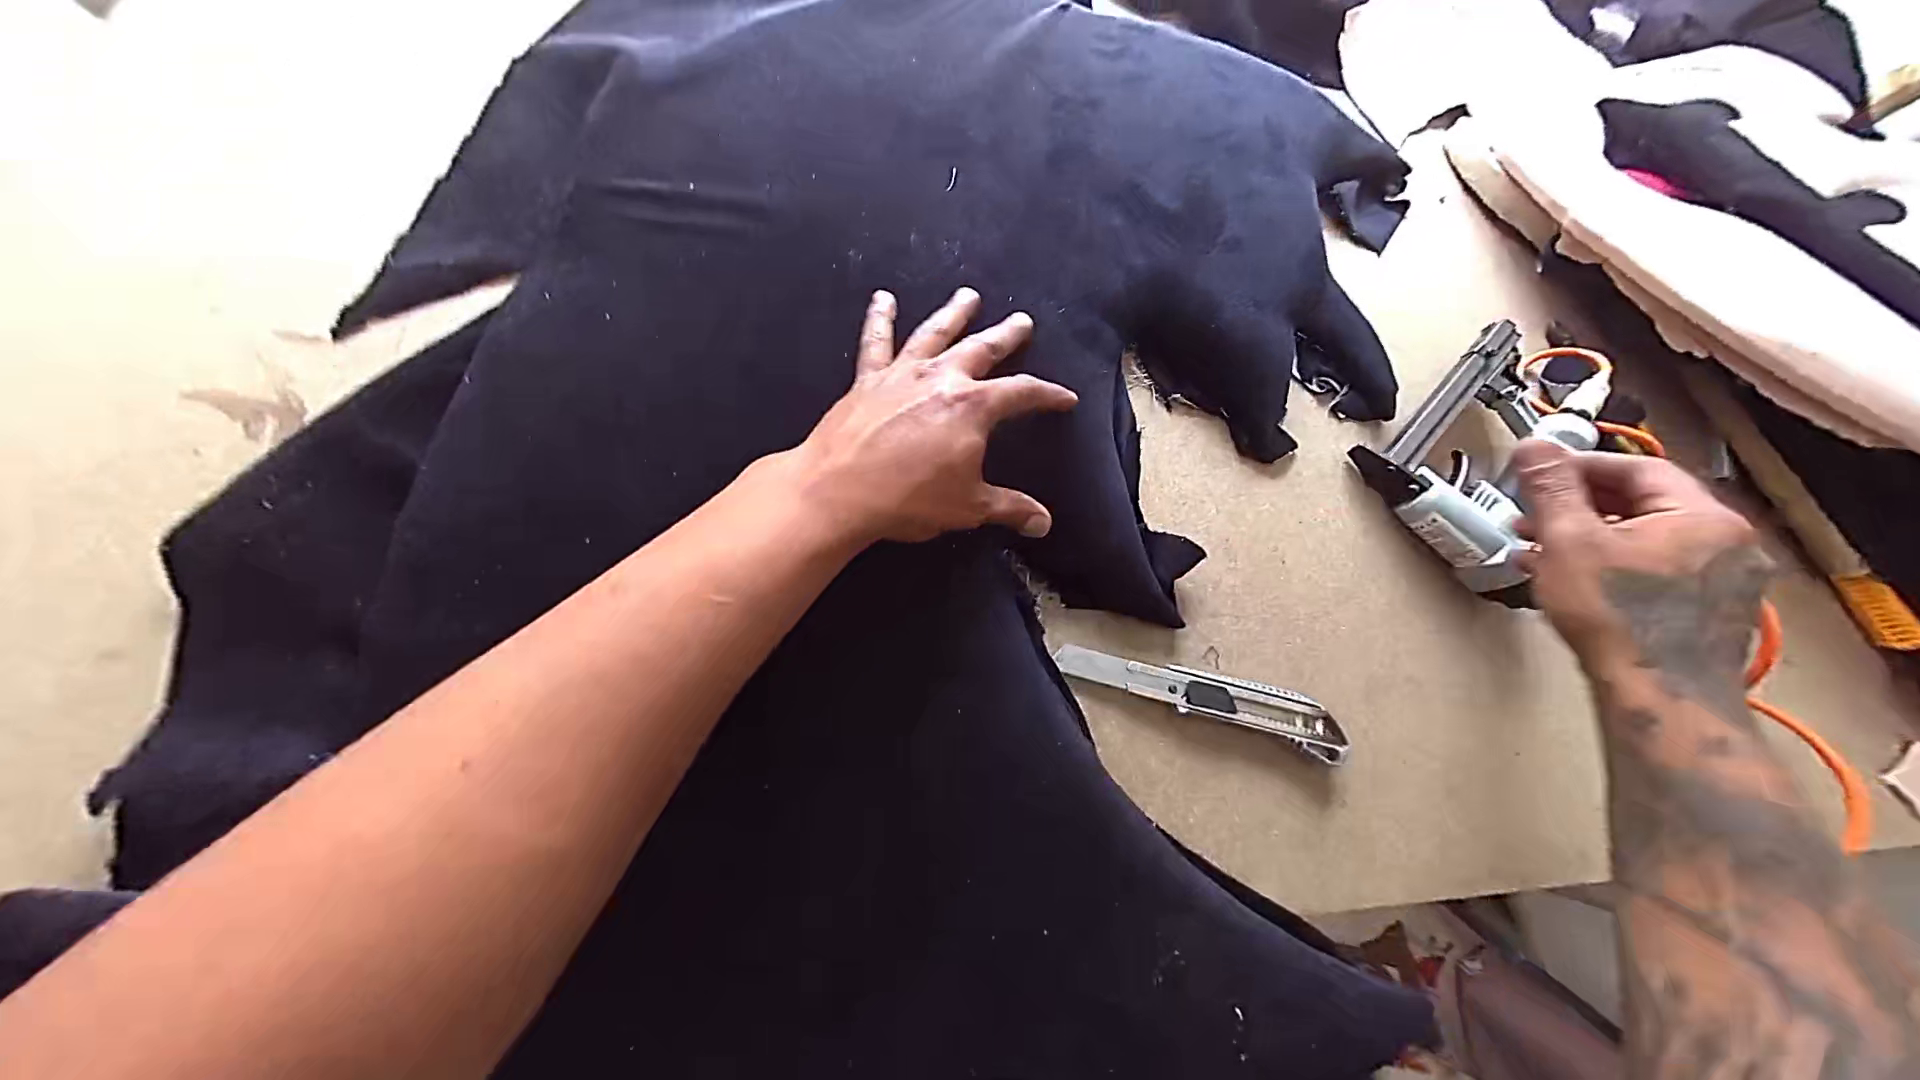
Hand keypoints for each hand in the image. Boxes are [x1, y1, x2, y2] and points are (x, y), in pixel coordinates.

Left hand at [790, 286, 1077, 545]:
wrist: (839, 492)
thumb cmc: (907, 499)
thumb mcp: (968, 507)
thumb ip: (1010, 509)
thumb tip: (1041, 523)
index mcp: (972, 407)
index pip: (1022, 393)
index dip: (1048, 395)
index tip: (1064, 397)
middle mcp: (940, 380)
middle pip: (982, 349)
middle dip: (1006, 336)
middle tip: (1021, 321)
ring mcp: (901, 375)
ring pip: (934, 334)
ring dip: (954, 314)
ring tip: (968, 296)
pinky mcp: (868, 381)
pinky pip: (876, 342)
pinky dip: (879, 319)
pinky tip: (882, 299)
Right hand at [1513, 441, 1764, 674]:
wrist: (1655, 691)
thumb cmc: (1617, 616)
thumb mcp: (1568, 540)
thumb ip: (1551, 489)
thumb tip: (1535, 447)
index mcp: (1703, 517)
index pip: (1637, 469)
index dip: (1580, 466)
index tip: (1539, 472)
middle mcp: (1724, 542)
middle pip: (1640, 504)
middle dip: (1576, 504)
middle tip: (1531, 511)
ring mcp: (1718, 578)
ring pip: (1641, 538)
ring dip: (1584, 535)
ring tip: (1537, 546)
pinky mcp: (1702, 608)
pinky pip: (1648, 567)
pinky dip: (1605, 563)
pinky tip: (1565, 576)